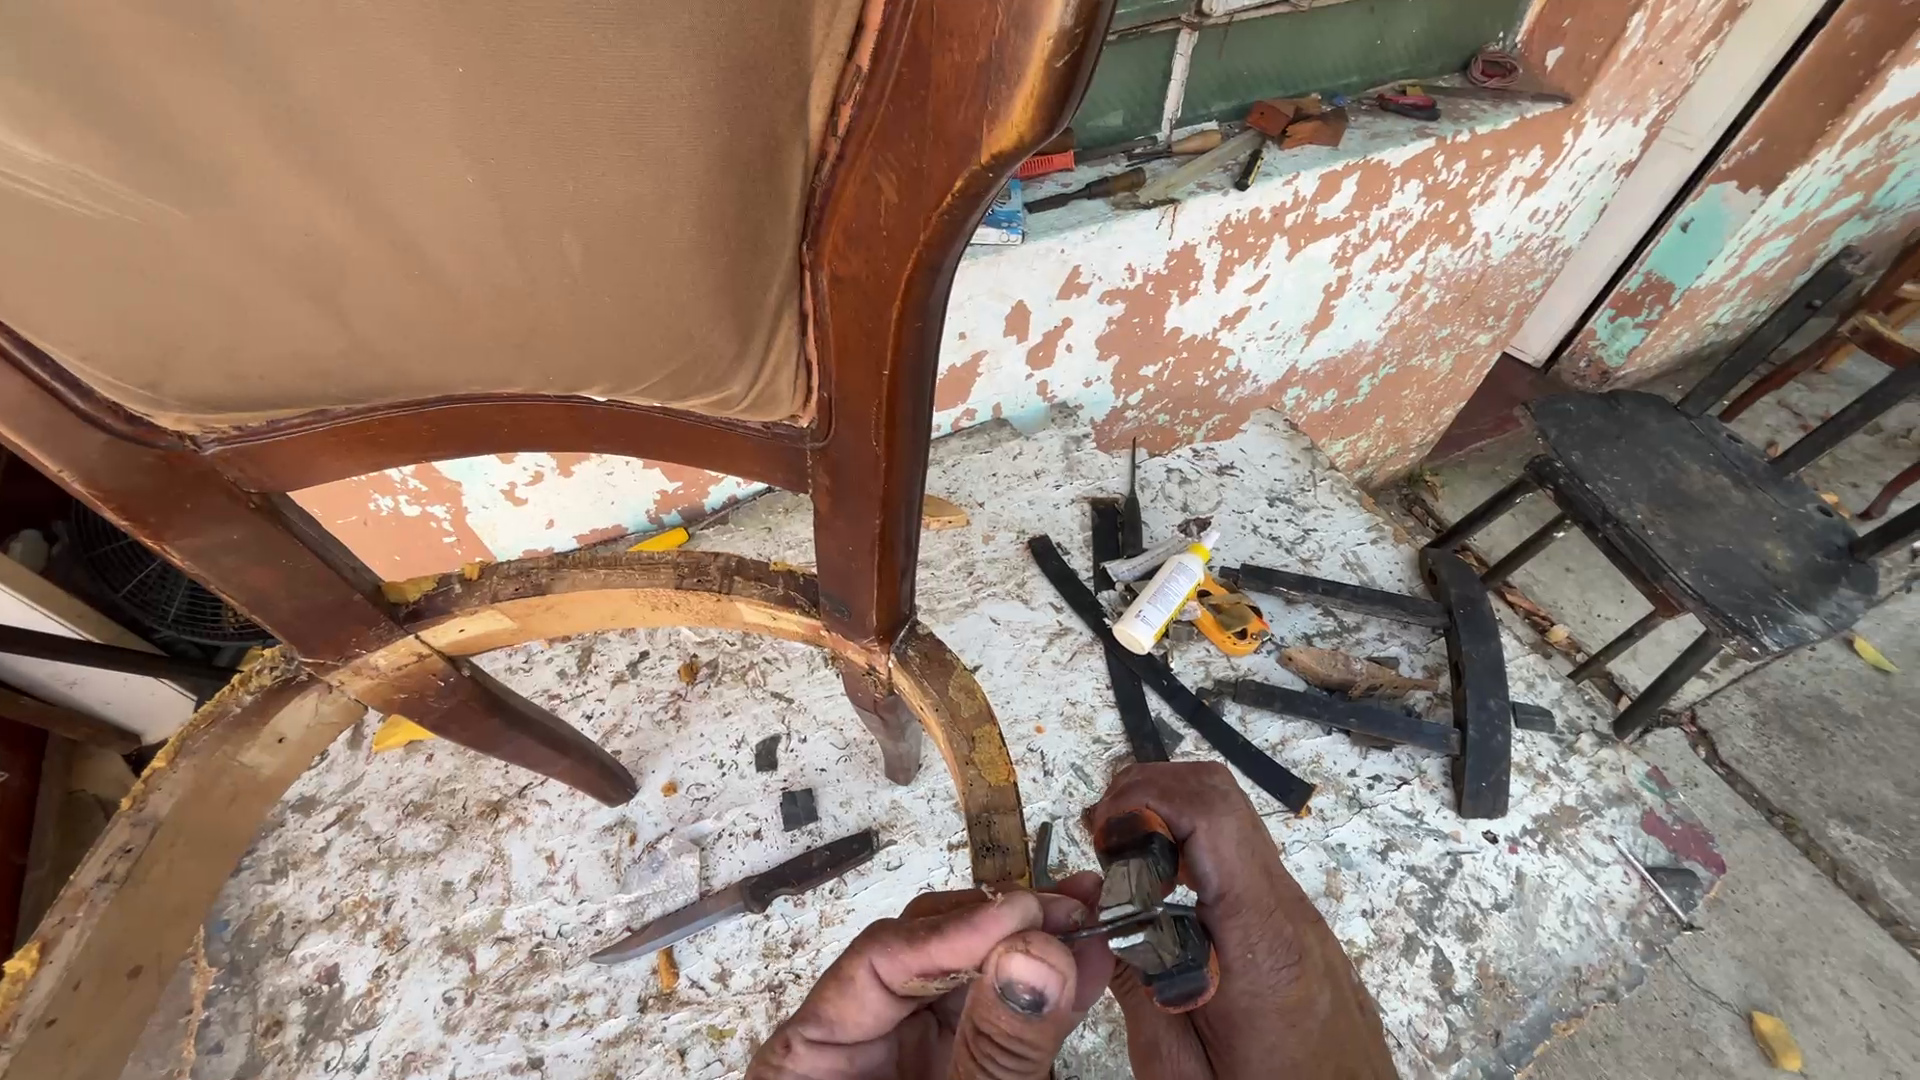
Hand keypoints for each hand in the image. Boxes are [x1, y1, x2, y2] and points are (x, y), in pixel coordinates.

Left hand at [748, 874, 1114, 1078]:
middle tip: (1070, 904)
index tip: (1030, 914)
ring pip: (966, 974)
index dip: (956, 929)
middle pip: (923, 953)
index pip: (876, 963)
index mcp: (808, 1059)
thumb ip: (991, 1056)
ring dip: (1029, 942)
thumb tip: (1038, 950)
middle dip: (1001, 924)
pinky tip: (1083, 960)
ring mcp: (905, 1054)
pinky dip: (1039, 987)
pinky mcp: (951, 1068)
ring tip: (1085, 910)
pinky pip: (994, 1013)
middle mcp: (854, 1042)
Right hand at [1091, 762, 1395, 1078]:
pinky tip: (1157, 882)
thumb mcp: (1179, 1072)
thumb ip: (1133, 983)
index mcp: (1259, 938)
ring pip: (1228, 813)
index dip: (1145, 796)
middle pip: (1218, 792)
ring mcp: (1297, 909)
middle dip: (1146, 790)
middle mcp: (1286, 907)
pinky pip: (1237, 849)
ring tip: (1122, 855)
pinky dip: (1186, 838)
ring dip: (1165, 810)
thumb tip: (1095, 907)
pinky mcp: (1295, 920)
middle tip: (1103, 836)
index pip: (1210, 812)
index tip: (1102, 834)